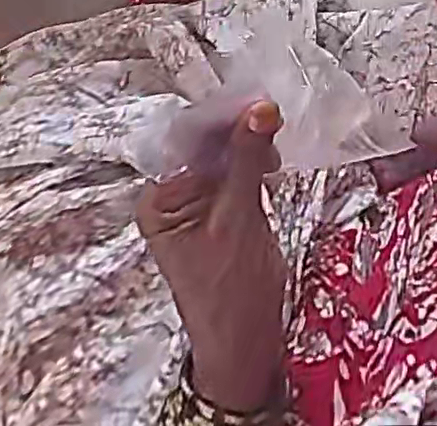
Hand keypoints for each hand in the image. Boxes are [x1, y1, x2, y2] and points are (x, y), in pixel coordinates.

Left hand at [136, 101, 284, 411]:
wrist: (246, 336)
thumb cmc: (231, 287)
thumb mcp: (238, 218)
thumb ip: (249, 159)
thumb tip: (262, 108)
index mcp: (161, 198)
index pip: (186, 141)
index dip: (219, 117)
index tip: (256, 99)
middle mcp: (176, 193)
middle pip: (205, 142)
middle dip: (238, 125)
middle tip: (273, 112)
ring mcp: (202, 197)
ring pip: (225, 150)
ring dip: (250, 137)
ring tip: (275, 135)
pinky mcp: (227, 201)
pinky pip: (239, 165)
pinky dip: (258, 154)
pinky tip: (272, 154)